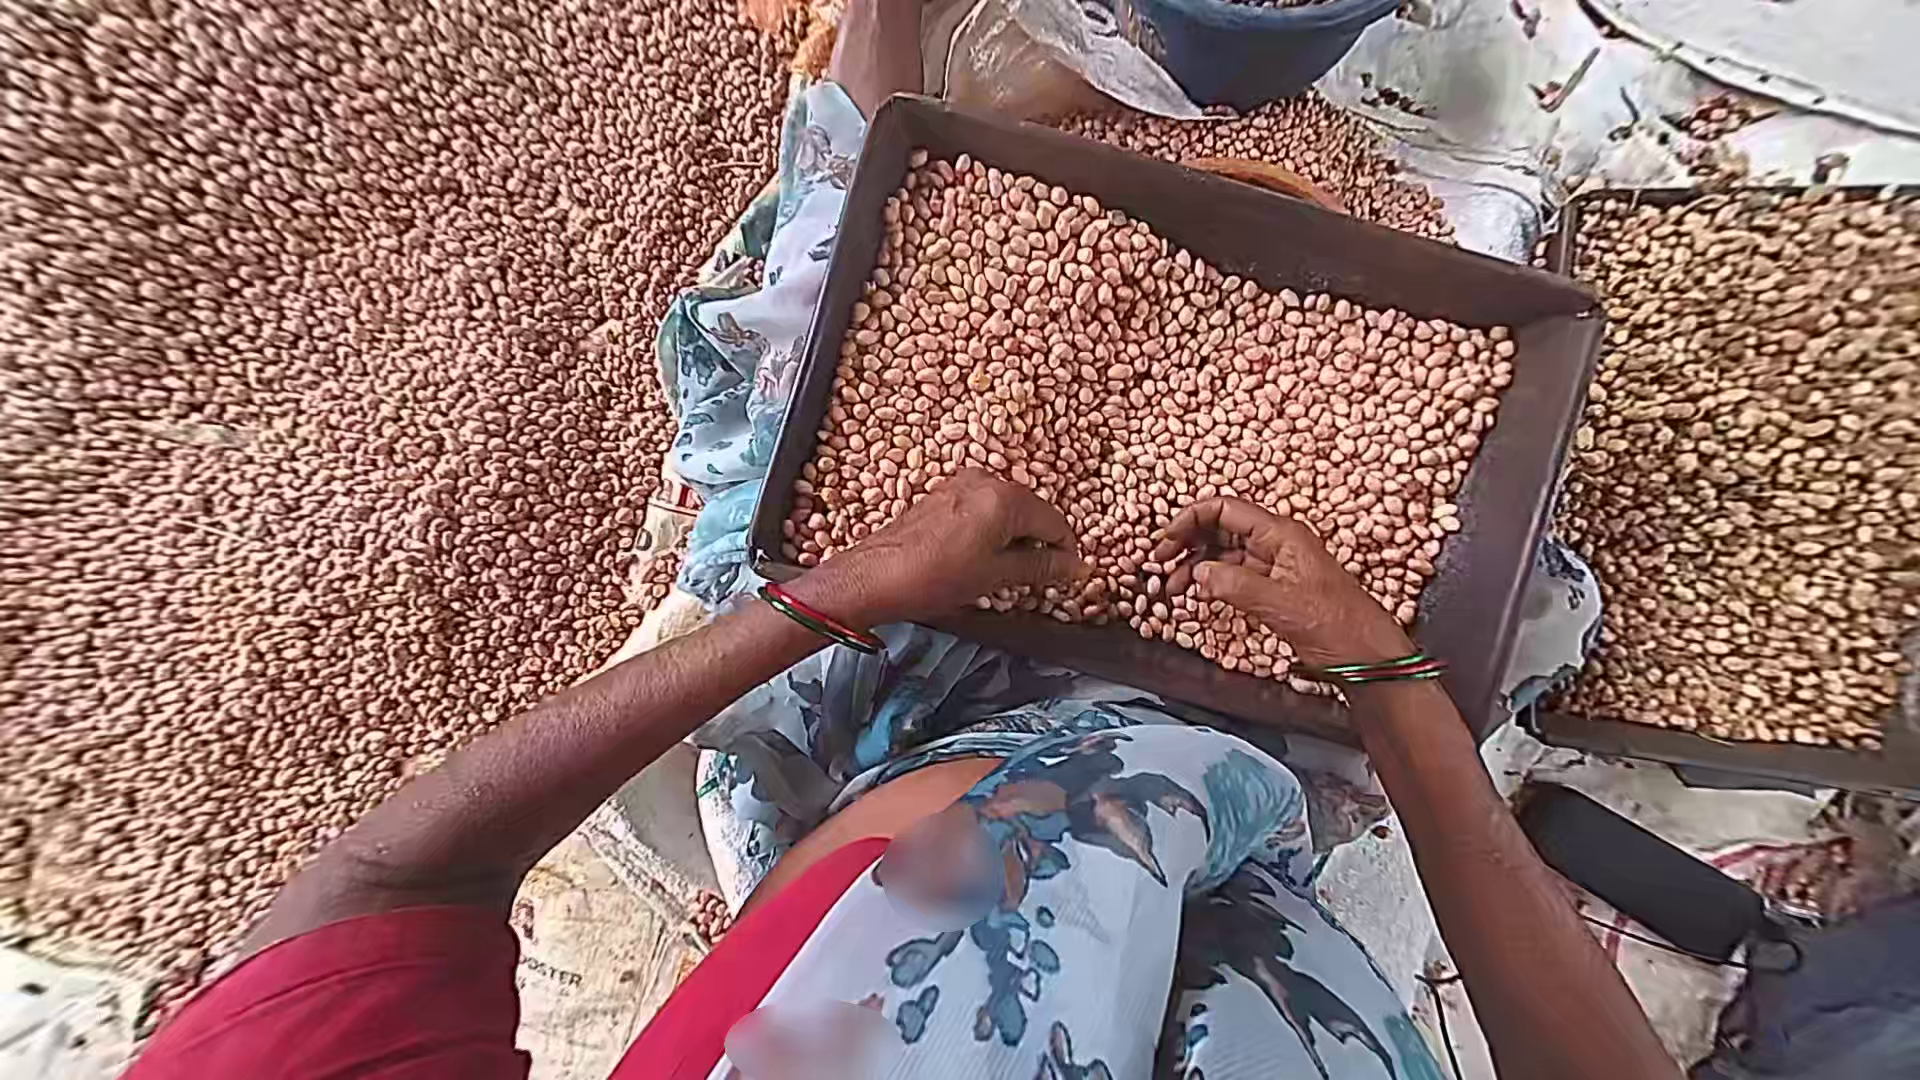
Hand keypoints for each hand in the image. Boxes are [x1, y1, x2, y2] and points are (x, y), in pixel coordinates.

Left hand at [784, 468, 1084, 626]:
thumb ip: (1040, 567)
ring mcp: (961, 484)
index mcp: (1006, 498)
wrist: (876, 575)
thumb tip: (1074, 567)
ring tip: (1008, 571)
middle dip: (1040, 542)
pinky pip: (983, 507)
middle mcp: (986, 480)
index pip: (1054, 522)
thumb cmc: (937, 577)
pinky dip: (992, 529)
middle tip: (1040, 576)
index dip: (1065, 550)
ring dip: (1015, 536)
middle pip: (1032, 511)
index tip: (1069, 572)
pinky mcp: (943, 493)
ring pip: (1006, 509)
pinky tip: (982, 555)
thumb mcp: (996, 576)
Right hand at [1150, 497, 1409, 667]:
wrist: (1369, 660)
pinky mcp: (1270, 587)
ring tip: (1171, 587)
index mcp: (1281, 535)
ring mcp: (1272, 565)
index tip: (1165, 541)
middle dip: (1185, 542)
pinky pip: (1230, 574)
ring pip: (1221, 552)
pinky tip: (1193, 594)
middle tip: (1159, 563)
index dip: (1189, 519)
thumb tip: (1198, 572)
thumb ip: (1236, 584)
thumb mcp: (1282, 604)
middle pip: (1218, 528)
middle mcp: (1274, 543)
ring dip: (1192, 565)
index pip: (1224, 509)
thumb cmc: (1337, 627)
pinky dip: (1208, 582)